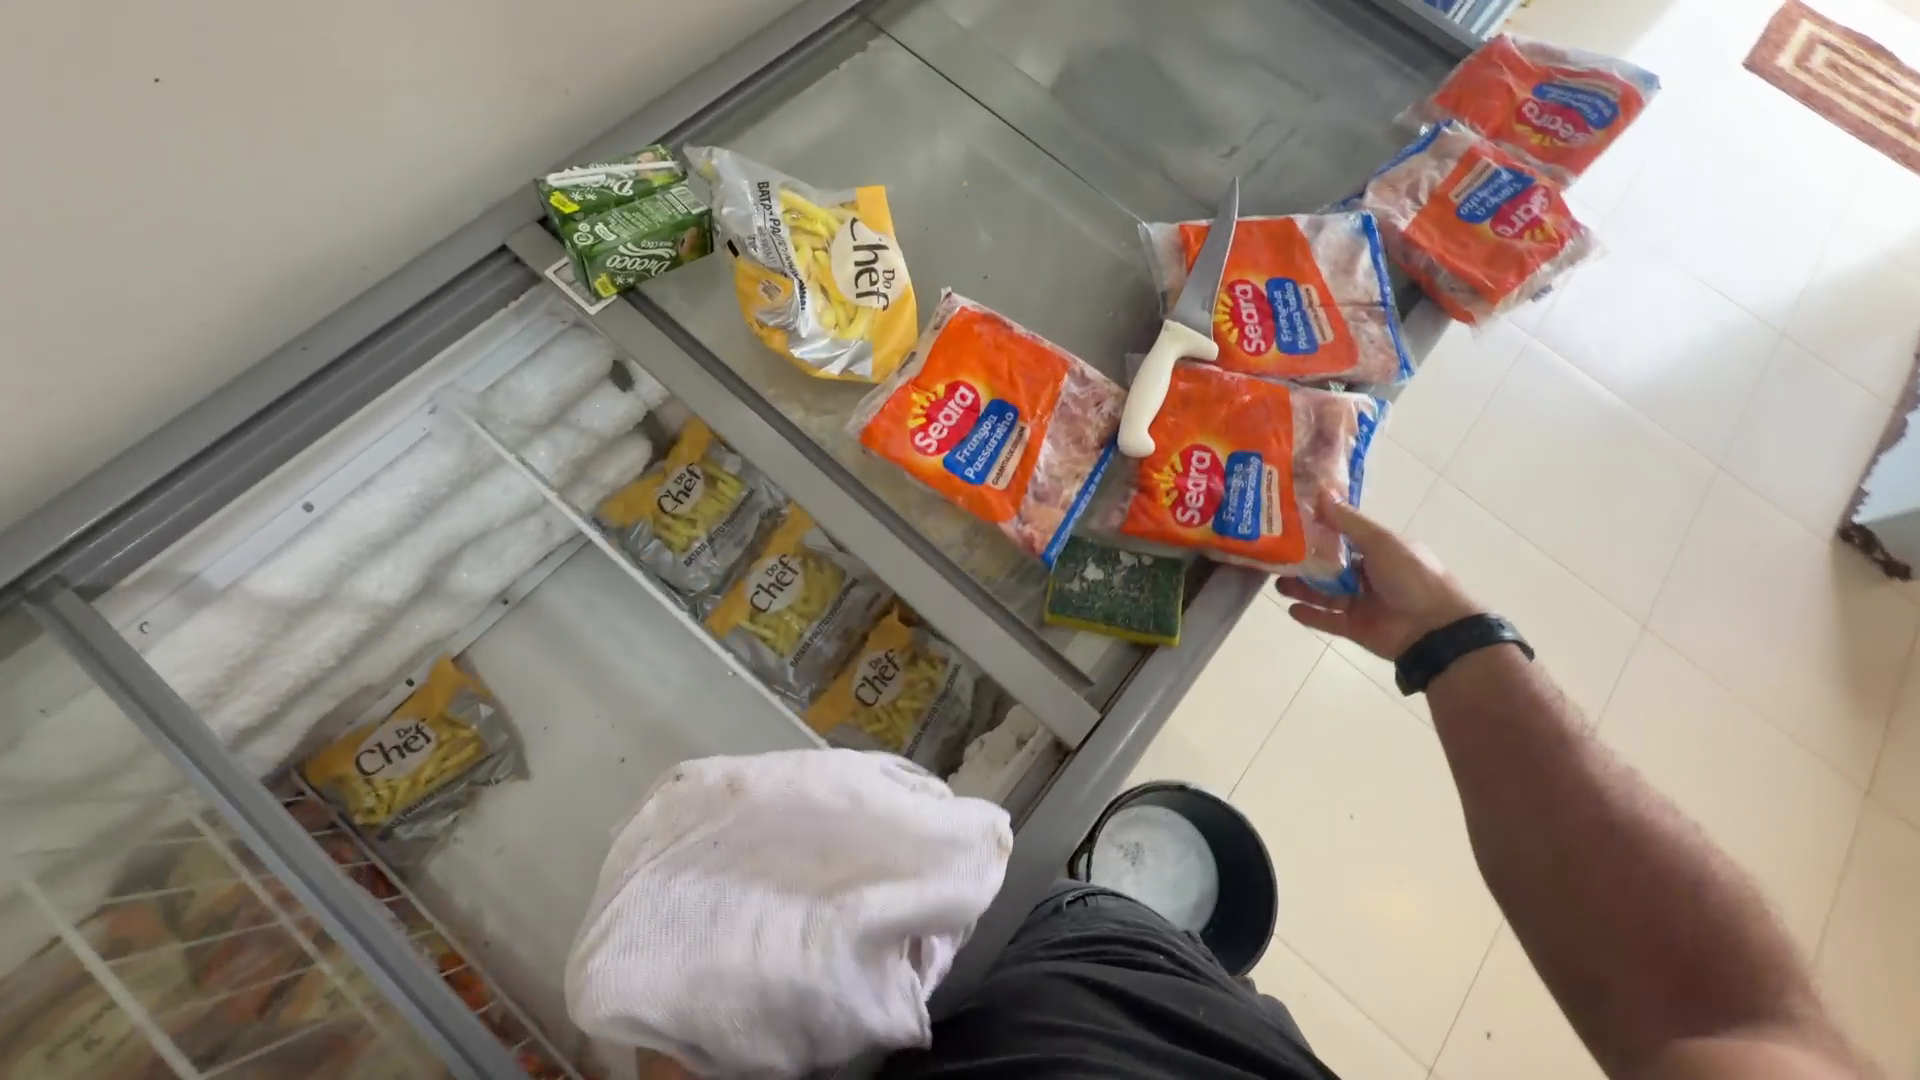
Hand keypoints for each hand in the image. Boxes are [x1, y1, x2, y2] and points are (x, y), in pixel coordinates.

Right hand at [1274, 495, 1482, 660]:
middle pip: (1328, 567)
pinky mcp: (1354, 627)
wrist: (1434, 628)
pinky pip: (1327, 620)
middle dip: (1303, 563)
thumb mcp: (1381, 541)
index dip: (1318, 531)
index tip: (1290, 524)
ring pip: (1324, 593)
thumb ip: (1348, 521)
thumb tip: (1322, 492)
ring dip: (1302, 588)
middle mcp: (1368, 575)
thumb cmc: (1411, 577)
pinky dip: (1309, 615)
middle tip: (1276, 558)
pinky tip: (1290, 609)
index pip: (1342, 538)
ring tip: (1278, 584)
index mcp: (1379, 551)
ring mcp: (1360, 603)